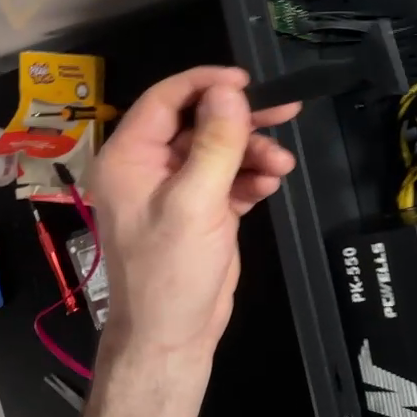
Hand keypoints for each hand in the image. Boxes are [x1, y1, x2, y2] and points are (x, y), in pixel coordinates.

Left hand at [87, 67, 299, 388]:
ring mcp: (177, 189)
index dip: (206, 84)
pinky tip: (269, 186)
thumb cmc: (172, 269)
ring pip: (220, 151)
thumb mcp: (196, 202)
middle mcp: (150, 167)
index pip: (166, 100)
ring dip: (253, 154)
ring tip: (281, 168)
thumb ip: (216, 143)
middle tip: (286, 112)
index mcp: (130, 157)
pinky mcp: (201, 210)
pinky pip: (229, 178)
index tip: (248, 81)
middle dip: (242, 122)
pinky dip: (250, 178)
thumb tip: (230, 90)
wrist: (173, 335)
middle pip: (200, 123)